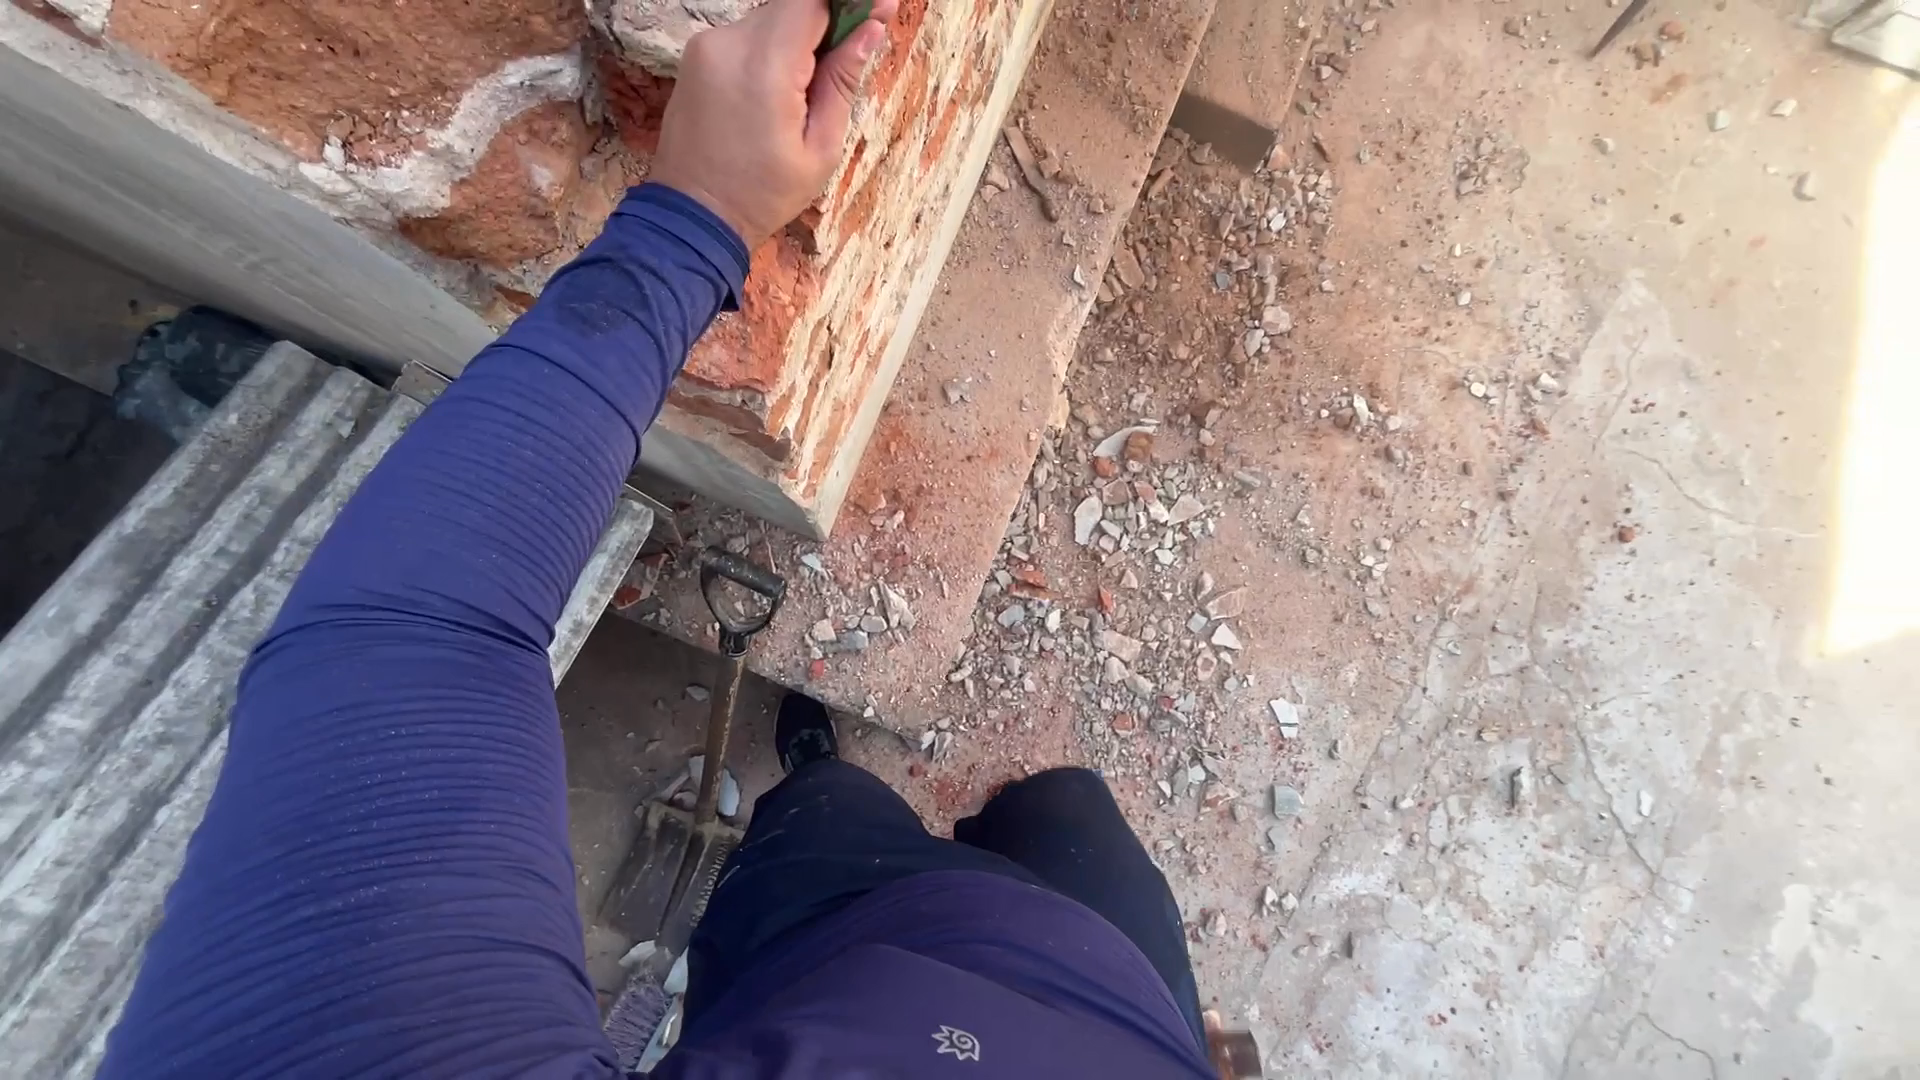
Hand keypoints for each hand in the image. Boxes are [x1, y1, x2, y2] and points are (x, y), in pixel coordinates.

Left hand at [650, 0, 897, 249]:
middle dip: (829, 21)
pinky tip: (783, 92)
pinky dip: (773, 51)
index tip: (881, 10)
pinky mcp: (697, 55)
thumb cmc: (763, 195)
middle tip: (858, 48)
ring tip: (814, 88)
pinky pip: (746, 37)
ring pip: (770, 20)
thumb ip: (842, 83)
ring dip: (801, 39)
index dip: (850, 2)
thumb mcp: (819, 150)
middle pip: (792, 5)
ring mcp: (707, 45)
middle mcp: (730, 41)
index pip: (813, 0)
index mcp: (765, 66)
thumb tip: (871, 30)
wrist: (695, 216)